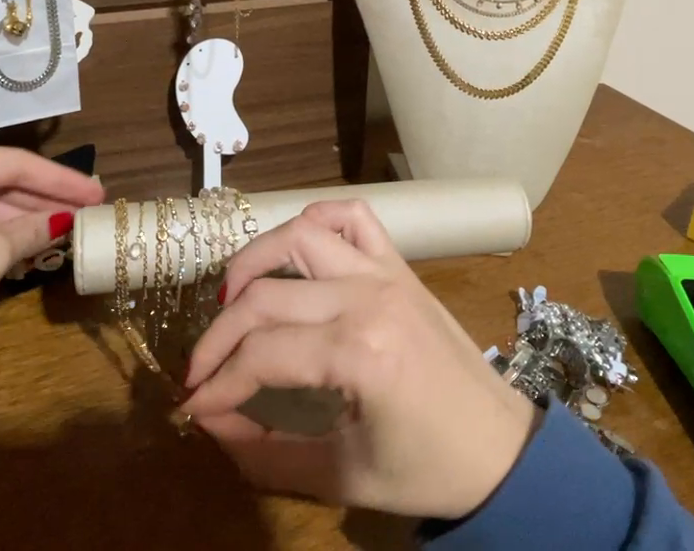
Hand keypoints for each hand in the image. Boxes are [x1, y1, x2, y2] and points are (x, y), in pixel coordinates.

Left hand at [0, 146, 102, 354]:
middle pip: (1, 185)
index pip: (16, 164)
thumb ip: (32, 230)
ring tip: (70, 231)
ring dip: (27, 222)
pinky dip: (3, 239)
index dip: (62, 180)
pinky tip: (34, 249)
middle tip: (89, 212)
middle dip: (45, 201)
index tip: (99, 193)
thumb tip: (65, 221)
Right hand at [180, 200, 537, 519]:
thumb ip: (264, 453)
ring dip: (254, 262)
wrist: (503, 451)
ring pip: (299, 236)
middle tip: (201, 370)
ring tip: (232, 300)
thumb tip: (207, 420)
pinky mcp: (400, 264)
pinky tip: (295, 253)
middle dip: (219, 336)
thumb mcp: (341, 476)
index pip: (260, 355)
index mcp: (359, 355)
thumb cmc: (427, 470)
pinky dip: (316, 221)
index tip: (190, 407)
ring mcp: (386, 272)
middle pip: (265, 296)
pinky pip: (353, 217)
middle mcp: (367, 298)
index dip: (216, 382)